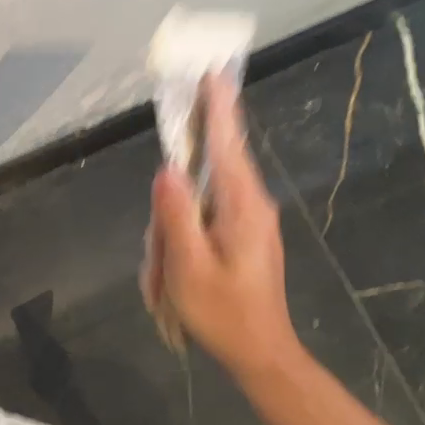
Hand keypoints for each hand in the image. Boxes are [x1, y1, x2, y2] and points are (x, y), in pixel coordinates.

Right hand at [146, 74, 303, 375]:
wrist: (261, 352)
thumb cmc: (224, 313)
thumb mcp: (189, 267)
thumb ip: (176, 216)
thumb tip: (166, 169)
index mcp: (241, 206)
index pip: (226, 143)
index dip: (216, 107)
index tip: (211, 72)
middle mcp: (251, 204)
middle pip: (205, 176)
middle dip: (170, 212)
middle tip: (162, 263)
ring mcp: (250, 221)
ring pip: (198, 204)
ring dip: (173, 238)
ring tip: (167, 283)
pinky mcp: (244, 237)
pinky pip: (204, 223)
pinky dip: (183, 244)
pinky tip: (175, 277)